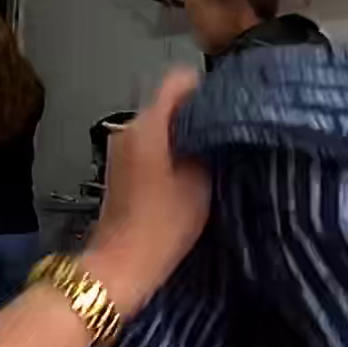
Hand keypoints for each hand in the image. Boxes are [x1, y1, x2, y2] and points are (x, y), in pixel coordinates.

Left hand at [82, 70, 208, 313]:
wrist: (123, 265)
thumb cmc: (162, 226)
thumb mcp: (200, 183)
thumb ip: (210, 145)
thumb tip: (218, 126)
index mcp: (146, 125)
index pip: (178, 81)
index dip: (206, 89)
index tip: (228, 104)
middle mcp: (127, 129)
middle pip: (168, 104)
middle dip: (196, 115)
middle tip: (225, 133)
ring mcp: (120, 150)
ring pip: (159, 126)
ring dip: (183, 136)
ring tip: (209, 157)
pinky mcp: (120, 170)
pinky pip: (149, 146)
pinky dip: (168, 152)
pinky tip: (187, 174)